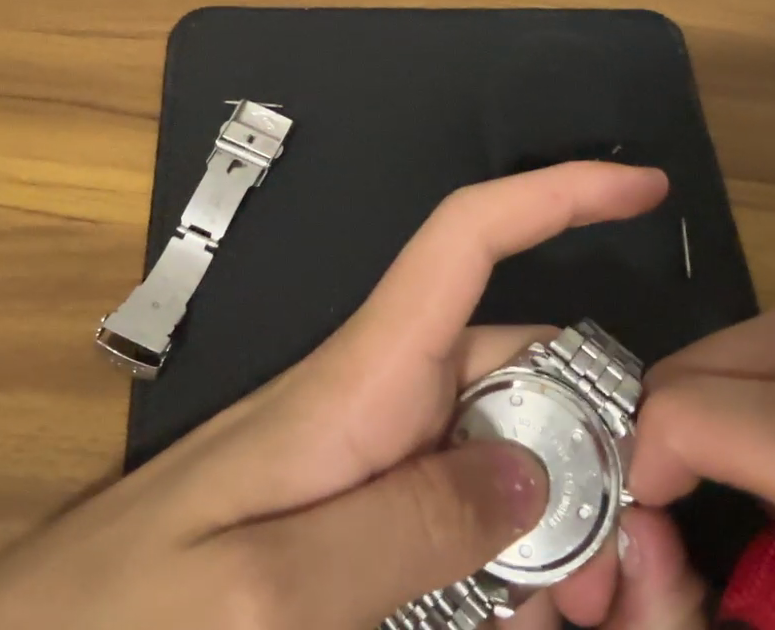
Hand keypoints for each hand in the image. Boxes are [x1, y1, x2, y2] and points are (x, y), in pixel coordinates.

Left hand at [0, 161, 669, 629]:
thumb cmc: (132, 608)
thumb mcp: (274, 589)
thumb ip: (406, 527)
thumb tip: (527, 474)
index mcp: (361, 378)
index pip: (465, 240)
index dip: (556, 195)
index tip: (642, 188)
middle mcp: (379, 399)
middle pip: (522, 371)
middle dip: (598, 445)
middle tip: (631, 571)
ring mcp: (373, 457)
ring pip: (506, 454)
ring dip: (558, 526)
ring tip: (577, 616)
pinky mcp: (362, 511)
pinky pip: (463, 515)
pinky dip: (508, 566)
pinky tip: (512, 622)